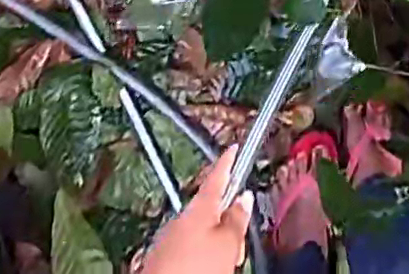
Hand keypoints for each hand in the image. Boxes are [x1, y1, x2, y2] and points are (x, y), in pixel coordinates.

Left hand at [139, 146, 251, 273]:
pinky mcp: (163, 256)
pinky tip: (203, 267)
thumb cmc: (196, 268)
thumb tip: (245, 197)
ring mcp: (171, 235)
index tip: (233, 147)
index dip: (228, 161)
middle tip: (238, 242)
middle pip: (211, 206)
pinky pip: (188, 245)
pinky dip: (200, 253)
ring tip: (222, 264)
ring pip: (201, 229)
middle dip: (226, 218)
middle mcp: (183, 216)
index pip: (217, 175)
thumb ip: (237, 220)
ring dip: (214, 240)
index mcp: (200, 206)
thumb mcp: (227, 244)